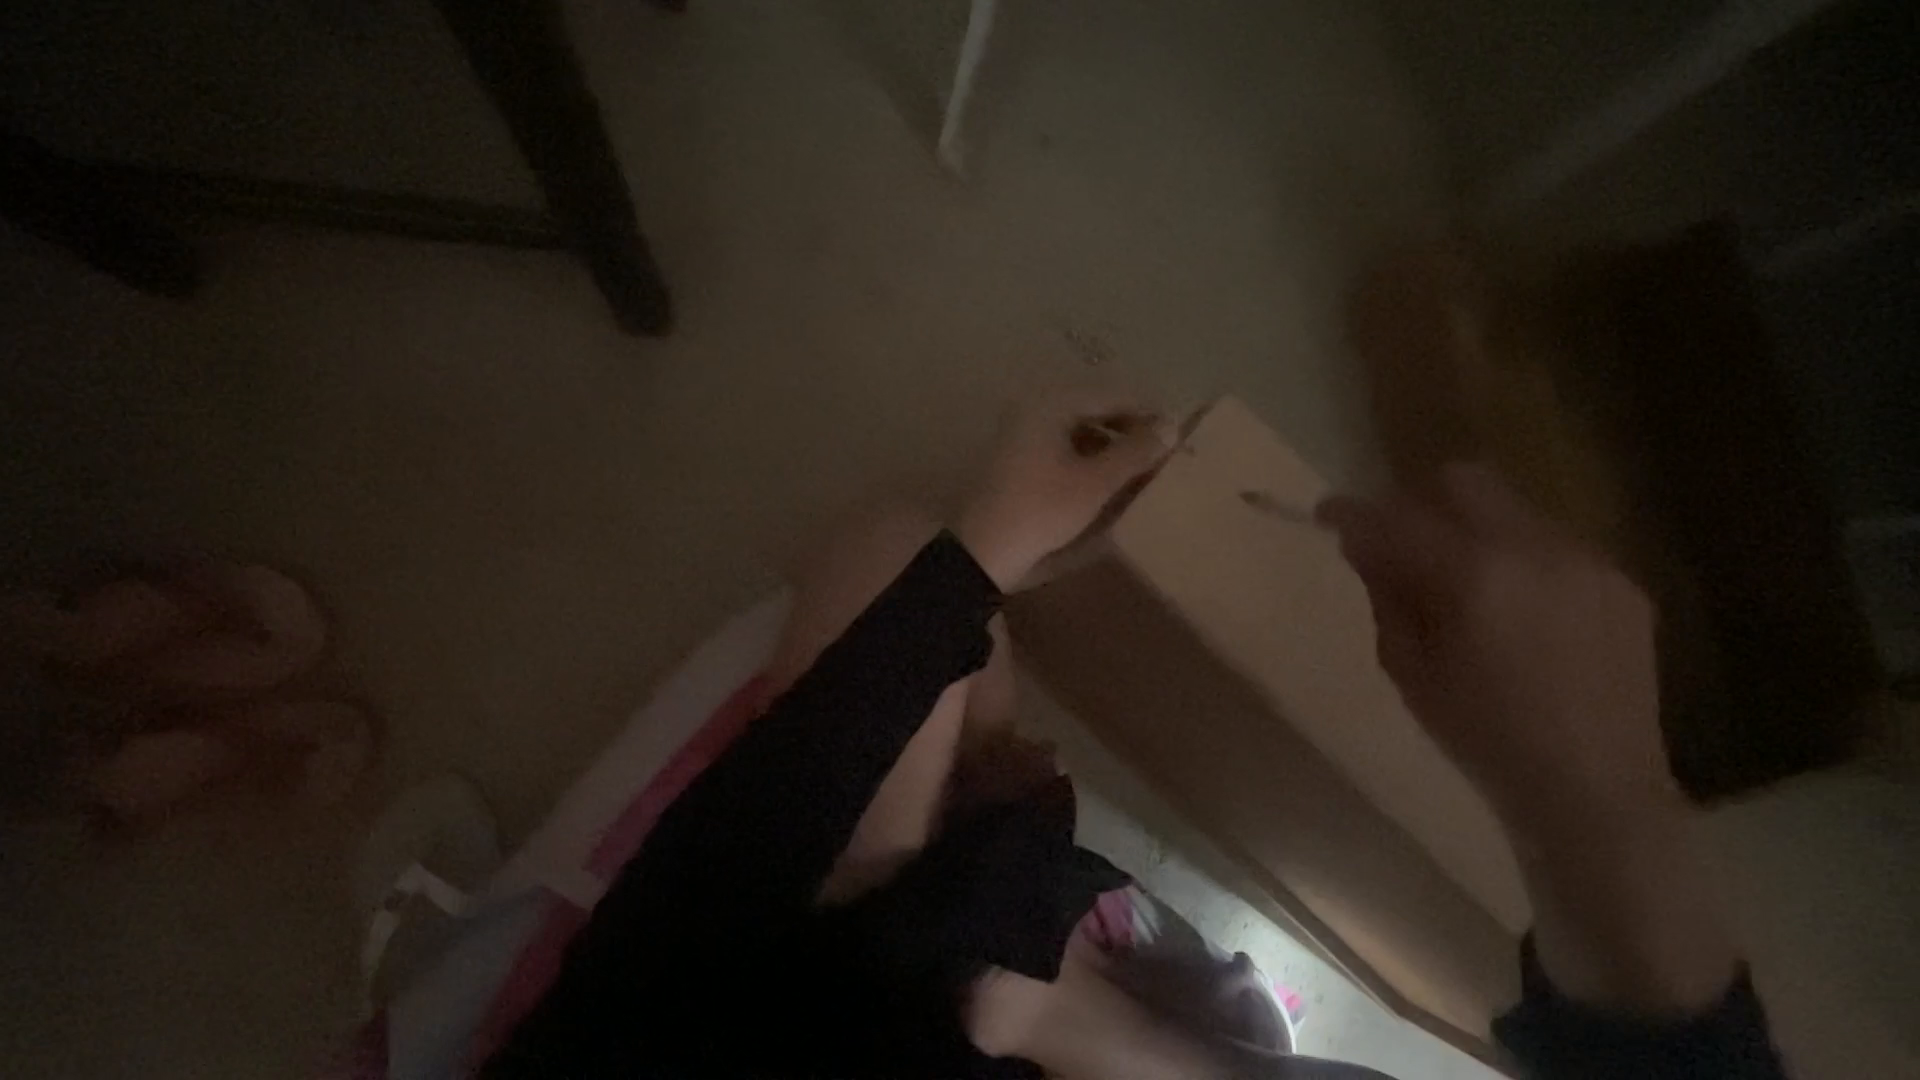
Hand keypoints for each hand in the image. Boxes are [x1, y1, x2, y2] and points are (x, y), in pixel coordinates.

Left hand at [956, 394, 1169, 589]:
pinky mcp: (1018, 461)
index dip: (1149, 413)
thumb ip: (1135, 451)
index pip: (1113, 396)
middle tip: (1162, 455)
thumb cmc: (1041, 510)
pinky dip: (1089, 460)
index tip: (1179, 435)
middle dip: (1130, 431)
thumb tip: (1172, 425)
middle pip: (1096, 410)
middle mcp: (1034, 410)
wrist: (982, 551)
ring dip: (1111, 447)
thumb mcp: (1095, 482)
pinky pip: (1064, 449)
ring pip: (1080, 431)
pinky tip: (1107, 482)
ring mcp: (1023, 435)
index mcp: (1051, 405)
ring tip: (1140, 471)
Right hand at [1316, 463, 1669, 829]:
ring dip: (1470, 531)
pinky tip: (1513, 611)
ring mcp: (1588, 561)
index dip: (1351, 511)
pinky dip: (1515, 560)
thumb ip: (1384, 592)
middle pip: (1462, 481)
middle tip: (1397, 542)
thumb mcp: (1407, 667)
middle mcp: (1536, 548)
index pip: (1396, 518)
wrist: (1593, 789)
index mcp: (1474, 574)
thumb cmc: (1480, 735)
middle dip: (1418, 502)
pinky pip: (1550, 545)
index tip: (1326, 514)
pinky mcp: (1621, 583)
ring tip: (1460, 584)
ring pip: (1510, 510)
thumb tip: (1363, 544)